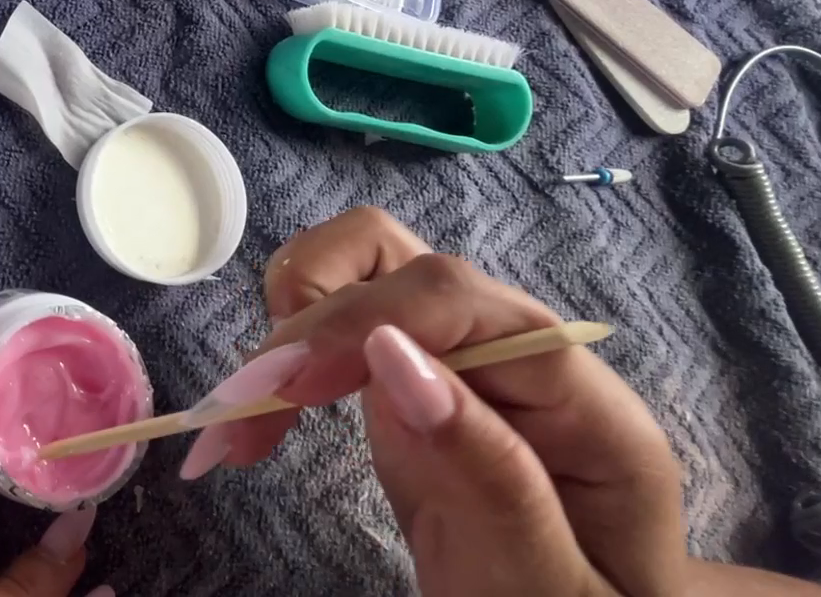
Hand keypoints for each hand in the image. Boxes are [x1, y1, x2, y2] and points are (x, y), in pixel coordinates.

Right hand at [178, 207, 695, 596]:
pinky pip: (331, 309)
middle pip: (387, 257)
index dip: (356, 320)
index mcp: (578, 396)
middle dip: (302, 325)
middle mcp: (507, 345)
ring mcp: (448, 347)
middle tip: (242, 410)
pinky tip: (265, 402)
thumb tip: (389, 350)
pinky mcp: (399, 364)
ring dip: (286, 320)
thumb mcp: (540, 588)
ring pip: (349, 261)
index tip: (285, 386)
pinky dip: (283, 340)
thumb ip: (489, 477)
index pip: (453, 298)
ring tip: (251, 407)